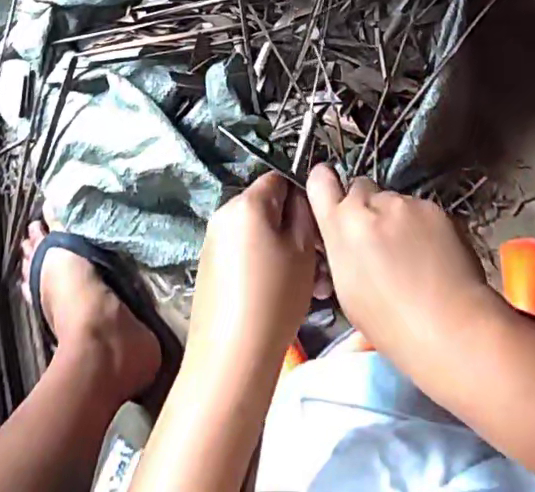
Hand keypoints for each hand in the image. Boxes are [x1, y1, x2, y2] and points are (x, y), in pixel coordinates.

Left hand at [186, 172, 320, 369]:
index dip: (305, 196)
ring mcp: (214, 242)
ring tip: (313, 287)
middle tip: (322, 264)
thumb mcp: (302, 249)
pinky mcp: (212, 269)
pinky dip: (268, 267)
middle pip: (270, 210)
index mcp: (245, 203)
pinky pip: (246, 255)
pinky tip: (288, 296)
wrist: (232, 357)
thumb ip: (303, 212)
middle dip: (299, 232)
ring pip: (261, 235)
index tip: (322, 225)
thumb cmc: (274, 297)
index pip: (279, 179)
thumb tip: (299, 197)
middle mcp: (224, 215)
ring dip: (288, 253)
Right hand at [306, 163, 504, 360]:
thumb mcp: (346, 287)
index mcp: (340, 224)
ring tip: (413, 254)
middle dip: (367, 207)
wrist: (449, 327)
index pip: (320, 180)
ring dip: (397, 218)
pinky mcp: (435, 208)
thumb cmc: (390, 323)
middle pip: (361, 188)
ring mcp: (404, 203)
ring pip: (394, 201)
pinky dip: (424, 226)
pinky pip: (422, 210)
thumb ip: (341, 247)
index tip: (335, 197)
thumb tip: (346, 237)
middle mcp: (370, 204)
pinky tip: (433, 255)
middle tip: (379, 238)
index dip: (327, 186)